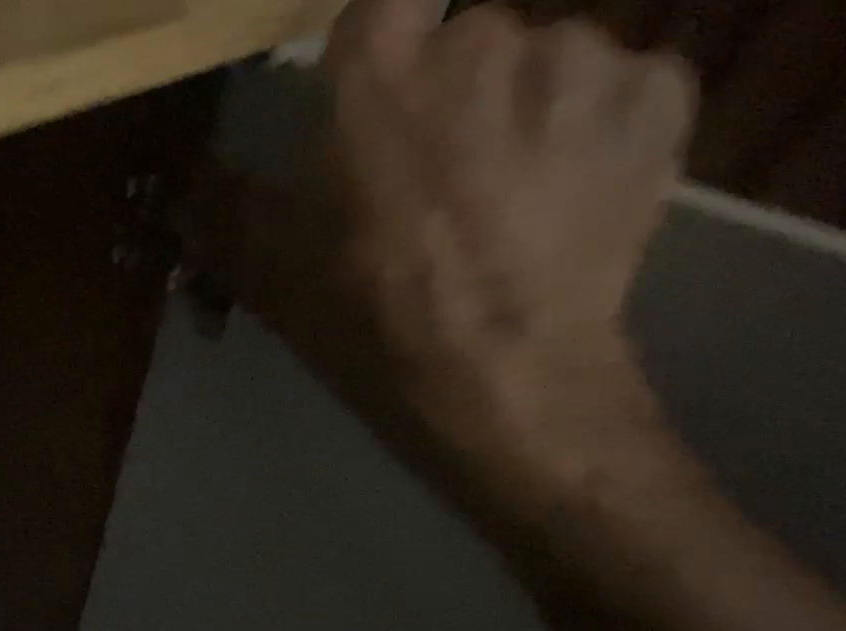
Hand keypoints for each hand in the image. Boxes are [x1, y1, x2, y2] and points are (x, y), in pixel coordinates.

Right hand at [204, 0, 699, 509]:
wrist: (499, 378)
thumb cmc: (368, 316)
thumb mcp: (269, 269)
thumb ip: (224, 208)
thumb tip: (188, 183)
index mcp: (379, 69)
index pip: (380, 3)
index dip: (380, 48)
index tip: (375, 98)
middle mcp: (483, 34)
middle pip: (463, 40)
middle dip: (450, 95)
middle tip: (439, 175)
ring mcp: (581, 59)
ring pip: (542, 64)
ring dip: (523, 112)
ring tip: (510, 197)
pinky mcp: (657, 99)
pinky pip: (618, 91)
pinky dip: (596, 131)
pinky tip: (572, 196)